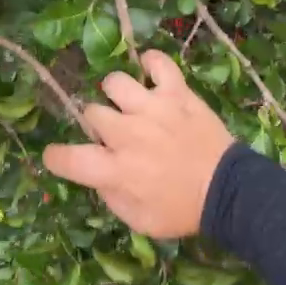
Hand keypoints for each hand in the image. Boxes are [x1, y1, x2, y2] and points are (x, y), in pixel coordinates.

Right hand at [43, 50, 236, 238]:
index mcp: (117, 169)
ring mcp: (153, 108)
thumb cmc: (182, 210)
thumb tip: (97, 175)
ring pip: (116, 83)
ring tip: (127, 102)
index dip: (56, 156)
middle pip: (92, 113)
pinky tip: (149, 73)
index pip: (70, 158)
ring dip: (117, 94)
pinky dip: (151, 64)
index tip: (56, 156)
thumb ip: (110, 196)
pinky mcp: (177, 93)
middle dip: (98, 124)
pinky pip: (158, 64)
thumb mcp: (139, 220)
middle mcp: (128, 133)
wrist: (230, 192)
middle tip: (114, 134)